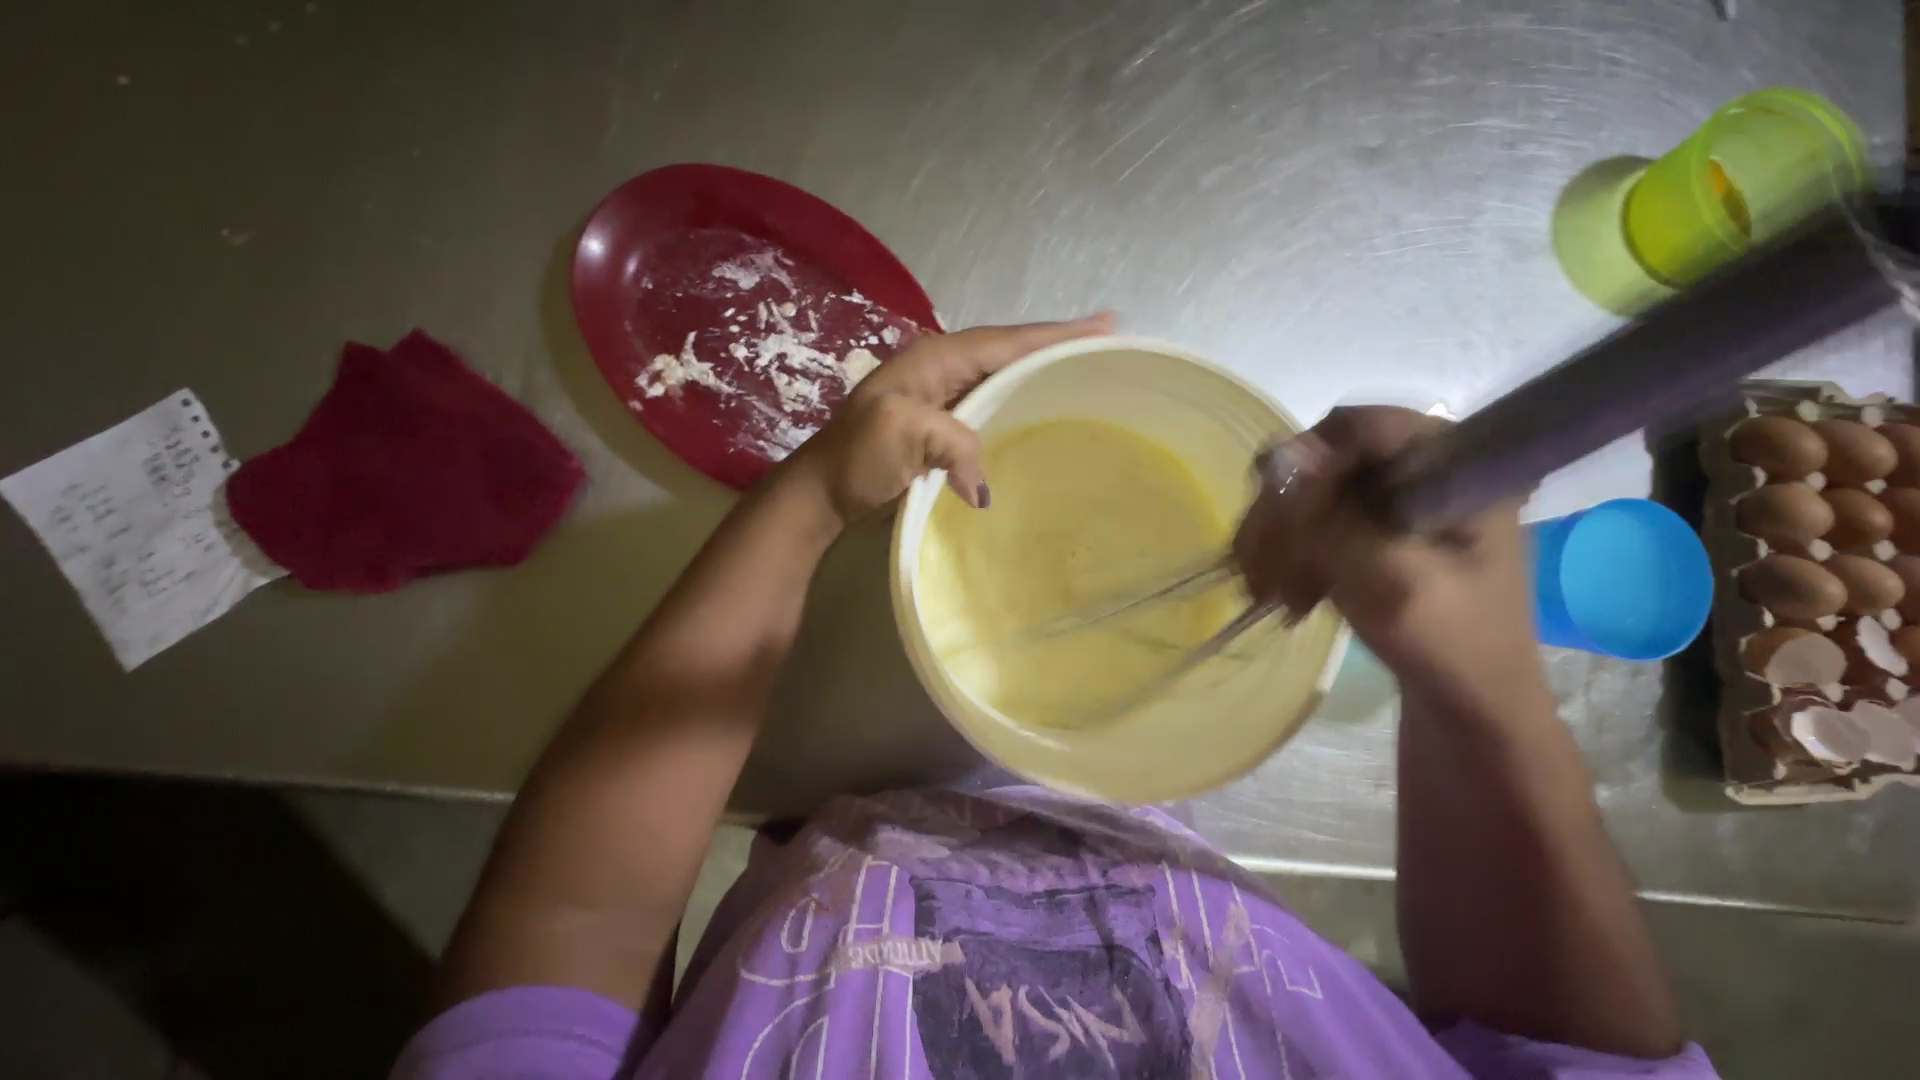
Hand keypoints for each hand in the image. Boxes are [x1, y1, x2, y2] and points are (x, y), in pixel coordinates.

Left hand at [785, 314, 1115, 521]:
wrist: (823, 493)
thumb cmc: (856, 457)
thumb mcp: (900, 434)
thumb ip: (952, 441)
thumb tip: (983, 486)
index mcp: (935, 360)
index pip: (1006, 341)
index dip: (1054, 335)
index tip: (1103, 326)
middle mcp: (942, 369)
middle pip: (1009, 351)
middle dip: (1055, 345)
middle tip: (1107, 341)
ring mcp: (941, 397)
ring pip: (1002, 375)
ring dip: (1040, 370)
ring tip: (1084, 367)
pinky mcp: (941, 426)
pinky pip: (992, 405)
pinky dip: (1020, 401)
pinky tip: (1039, 408)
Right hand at [1233, 406, 1541, 704]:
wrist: (1475, 711)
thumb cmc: (1447, 643)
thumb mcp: (1386, 577)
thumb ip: (1329, 516)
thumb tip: (1274, 455)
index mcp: (1457, 467)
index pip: (1362, 427)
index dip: (1309, 463)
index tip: (1280, 516)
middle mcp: (1432, 472)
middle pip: (1330, 462)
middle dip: (1287, 515)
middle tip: (1257, 565)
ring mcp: (1406, 506)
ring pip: (1318, 497)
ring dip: (1283, 542)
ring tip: (1266, 592)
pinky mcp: (1386, 536)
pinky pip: (1324, 527)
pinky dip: (1298, 558)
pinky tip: (1288, 597)